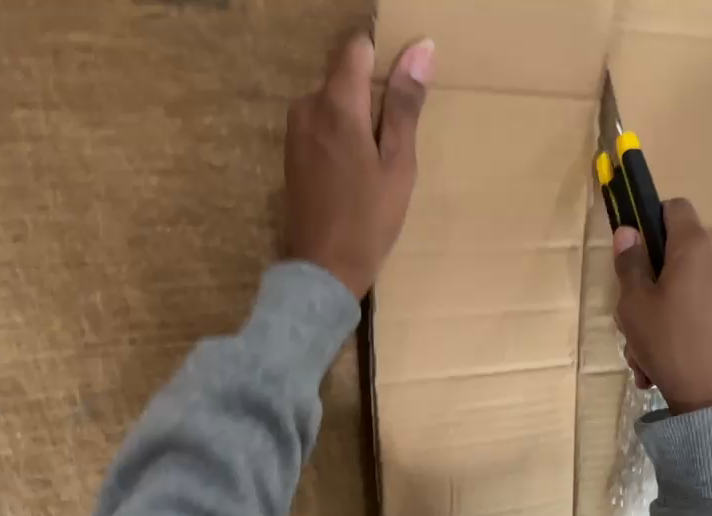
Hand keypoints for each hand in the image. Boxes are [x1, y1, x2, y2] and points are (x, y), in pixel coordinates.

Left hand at [284, 31, 433, 298]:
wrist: (323, 271)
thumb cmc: (368, 222)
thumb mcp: (398, 165)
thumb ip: (404, 105)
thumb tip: (421, 48)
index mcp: (336, 104)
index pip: (357, 48)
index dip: (384, 63)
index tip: (400, 98)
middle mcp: (307, 107)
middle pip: (344, 78)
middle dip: (370, 101)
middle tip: (390, 148)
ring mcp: (294, 132)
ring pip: (333, 105)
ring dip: (355, 124)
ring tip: (372, 168)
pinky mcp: (290, 155)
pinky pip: (321, 129)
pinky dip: (340, 142)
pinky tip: (352, 179)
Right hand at [613, 199, 711, 413]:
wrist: (710, 395)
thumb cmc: (667, 341)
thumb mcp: (634, 303)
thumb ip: (630, 264)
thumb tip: (628, 231)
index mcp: (694, 248)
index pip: (675, 208)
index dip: (650, 218)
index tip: (631, 248)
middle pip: (673, 255)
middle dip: (645, 284)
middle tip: (628, 318)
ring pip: (678, 290)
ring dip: (653, 318)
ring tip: (640, 354)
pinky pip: (691, 313)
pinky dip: (671, 331)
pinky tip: (656, 365)